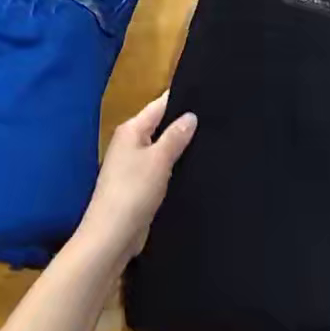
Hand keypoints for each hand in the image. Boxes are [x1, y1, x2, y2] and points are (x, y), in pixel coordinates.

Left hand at [74, 92, 197, 262]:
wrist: (112, 235)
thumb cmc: (133, 191)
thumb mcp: (159, 159)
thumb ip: (175, 136)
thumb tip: (191, 115)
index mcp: (131, 129)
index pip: (159, 105)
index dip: (182, 99)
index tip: (209, 95)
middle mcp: (130, 143)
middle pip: (160, 125)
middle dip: (184, 123)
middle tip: (218, 118)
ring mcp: (132, 165)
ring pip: (162, 148)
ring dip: (181, 146)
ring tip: (214, 139)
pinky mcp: (139, 186)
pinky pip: (161, 168)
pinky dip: (175, 166)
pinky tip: (195, 167)